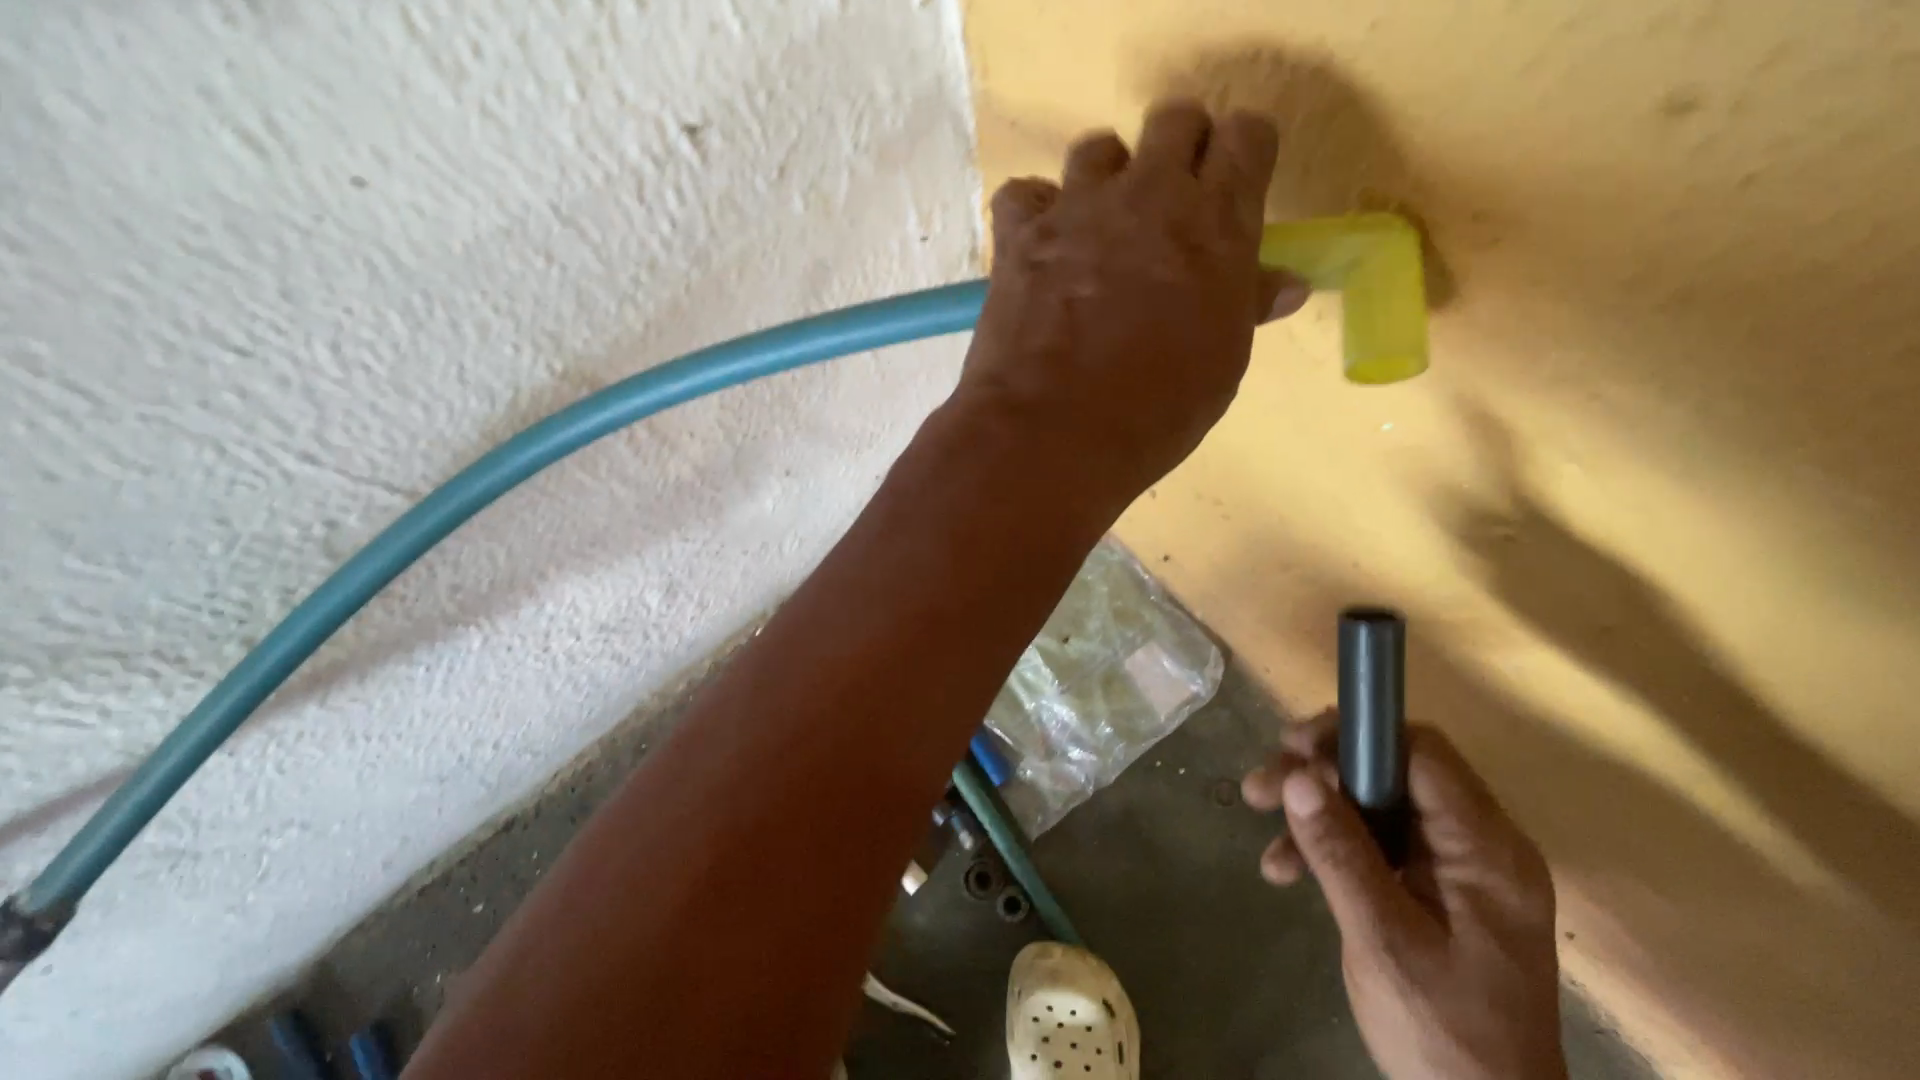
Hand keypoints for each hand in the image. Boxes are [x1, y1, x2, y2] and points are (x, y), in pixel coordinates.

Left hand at [957, 98, 1308, 504]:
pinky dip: (1034, 213)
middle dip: (1179, 146)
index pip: (1247, 136)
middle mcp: (1150, 195)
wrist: (1055, 431)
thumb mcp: (1220, 362)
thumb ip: (1244, 305)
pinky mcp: (1020, 232)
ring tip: (1100, 228)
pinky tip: (1040, 247)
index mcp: (1217, 223)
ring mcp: (1079, 208)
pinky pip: (1024, 193)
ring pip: (1098, 148)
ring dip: (1106, 177)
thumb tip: (1286, 283)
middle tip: (1171, 198)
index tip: (1235, 181)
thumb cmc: (1157, 410)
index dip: (1243, 152)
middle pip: (1174, 119)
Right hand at [1241, 712, 1566, 1079]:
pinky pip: (1380, 847)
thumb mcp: (1383, 941)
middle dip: (1321, 774)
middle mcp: (1479, 846)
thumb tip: (1297, 777)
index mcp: (1487, 850)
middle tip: (1260, 786)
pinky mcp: (1438, 894)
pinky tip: (1287, 871)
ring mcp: (1458, 871)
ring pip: (1379, 808)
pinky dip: (1333, 849)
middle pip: (1394, 775)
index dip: (1355, 736)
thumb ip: (1341, 855)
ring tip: (1261, 829)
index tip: (1292, 747)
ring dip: (1317, 812)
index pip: (1423, 754)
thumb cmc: (1442, 1031)